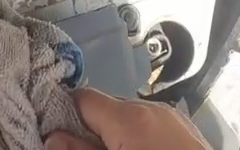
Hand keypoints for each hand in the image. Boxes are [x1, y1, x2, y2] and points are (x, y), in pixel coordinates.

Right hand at [44, 88, 209, 149]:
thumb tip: (52, 139)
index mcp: (128, 117)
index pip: (83, 97)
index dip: (64, 115)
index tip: (52, 136)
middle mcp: (150, 108)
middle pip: (106, 109)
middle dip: (90, 132)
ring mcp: (172, 119)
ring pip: (129, 121)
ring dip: (115, 139)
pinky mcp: (187, 133)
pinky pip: (151, 129)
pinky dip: (138, 143)